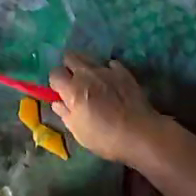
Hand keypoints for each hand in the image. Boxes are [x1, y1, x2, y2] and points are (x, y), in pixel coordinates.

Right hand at [49, 53, 168, 165]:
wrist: (140, 134)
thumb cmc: (105, 138)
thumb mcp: (79, 132)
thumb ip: (65, 114)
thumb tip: (57, 103)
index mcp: (72, 89)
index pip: (55, 73)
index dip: (56, 83)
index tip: (62, 94)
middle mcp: (87, 74)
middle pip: (70, 57)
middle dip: (69, 68)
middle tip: (75, 84)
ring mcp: (106, 70)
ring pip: (89, 58)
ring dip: (87, 68)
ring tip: (94, 83)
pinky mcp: (123, 71)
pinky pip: (110, 64)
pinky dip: (108, 71)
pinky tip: (113, 84)